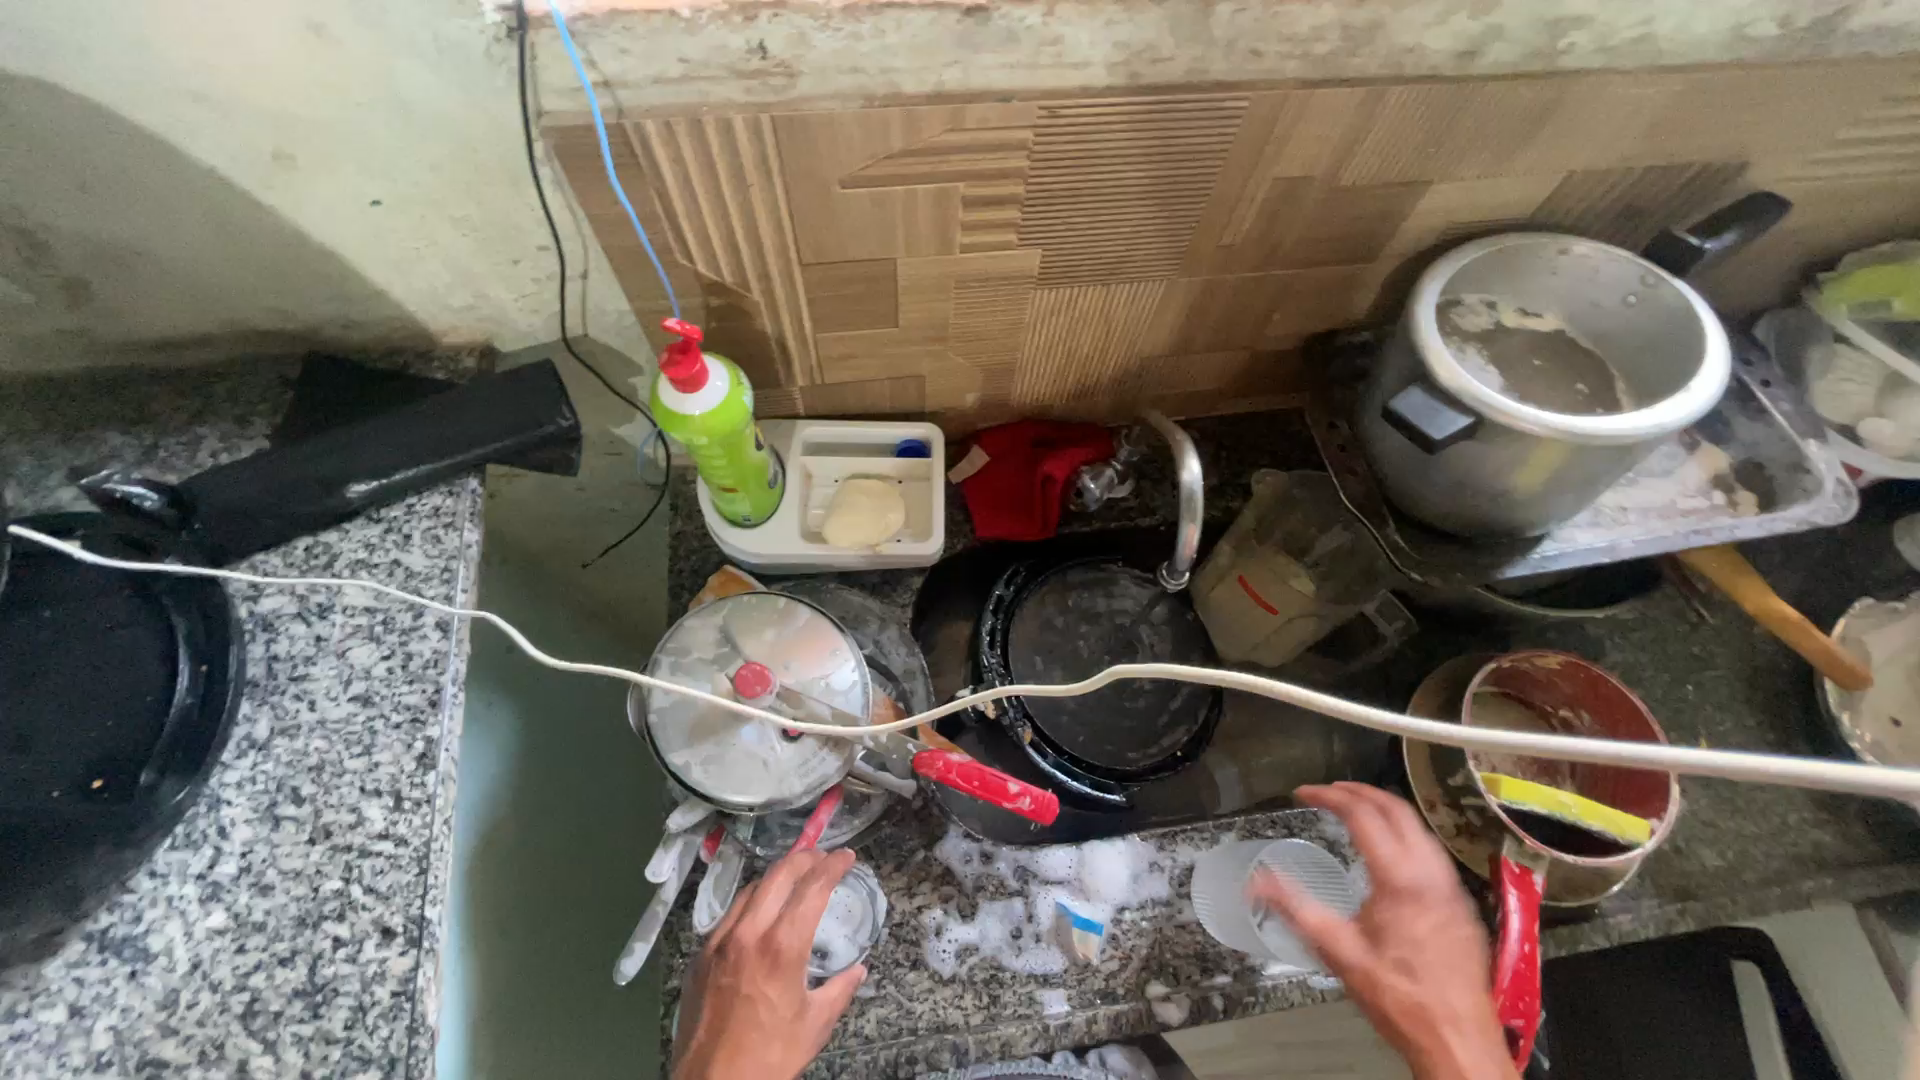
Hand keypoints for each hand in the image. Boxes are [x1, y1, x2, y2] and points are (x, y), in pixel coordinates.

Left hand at [672, 848, 865, 1079]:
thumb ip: (840, 990)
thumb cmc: (770, 1058)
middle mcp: (749, 933)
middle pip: (779, 874)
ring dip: (777, 877)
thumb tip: (859, 970)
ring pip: (751, 889)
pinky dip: (752, 902)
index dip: (833, 866)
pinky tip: (760, 915)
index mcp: (782, 946)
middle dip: (805, 859)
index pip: (812, 887)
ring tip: (795, 880)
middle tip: (823, 858)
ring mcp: (719, 942)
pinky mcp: (700, 956)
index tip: (847, 857)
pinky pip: (729, 914)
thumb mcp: (815, 1025)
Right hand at [1251, 783, 1518, 1079]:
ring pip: (1419, 828)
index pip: (1363, 815)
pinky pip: (1430, 850)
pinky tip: (1386, 851)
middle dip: (1360, 791)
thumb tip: (1252, 881)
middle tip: (1328, 790)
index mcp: (1401, 880)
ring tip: (1353, 810)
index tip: (1301, 793)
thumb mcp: (1337, 952)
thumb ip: (1294, 909)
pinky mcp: (1461, 906)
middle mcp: (1432, 875)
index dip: (1329, 796)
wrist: (1458, 1043)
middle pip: (1398, 810)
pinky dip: (1403, 832)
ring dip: (1384, 809)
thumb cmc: (1396, 997)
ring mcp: (1452, 889)